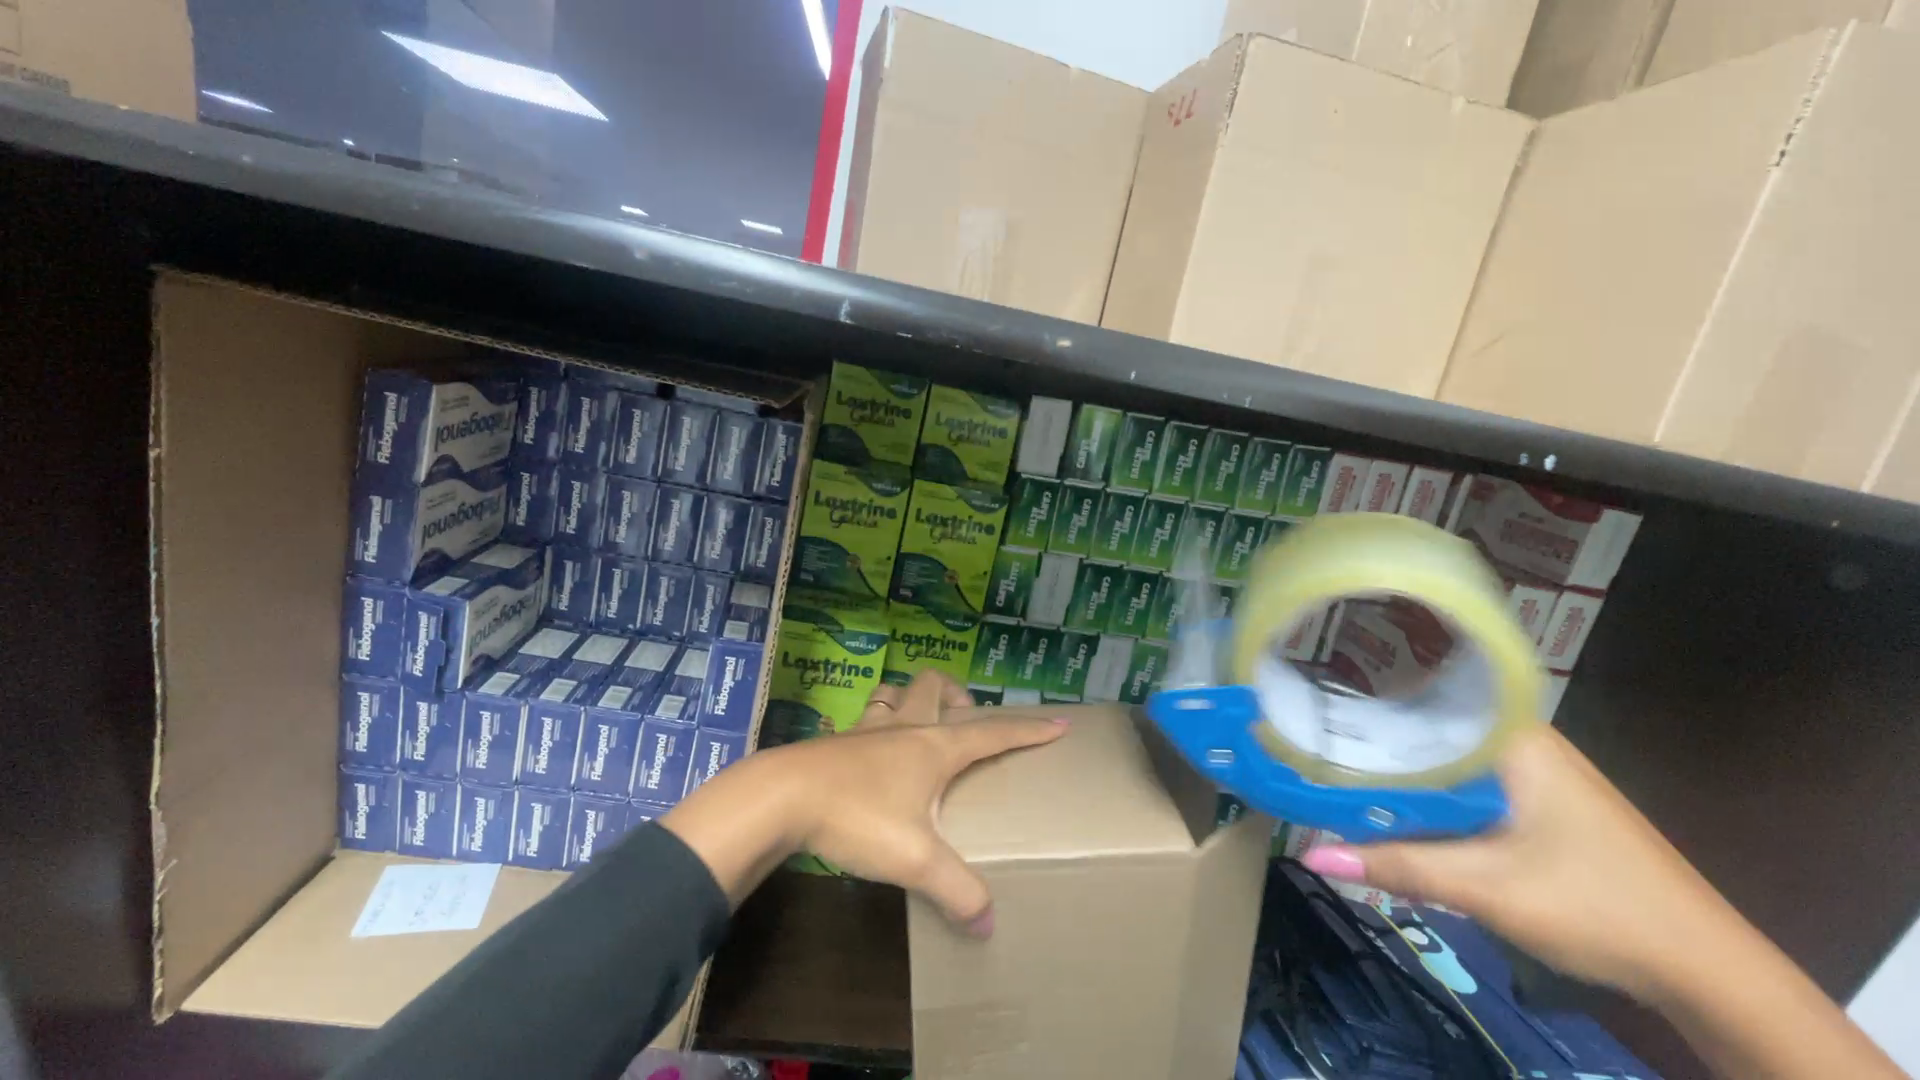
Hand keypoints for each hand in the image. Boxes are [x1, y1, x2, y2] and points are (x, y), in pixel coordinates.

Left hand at [663, 672, 1066, 937]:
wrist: (779, 799)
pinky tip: (871, 758)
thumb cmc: (857, 816)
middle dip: (958, 694)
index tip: (1058, 724)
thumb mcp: (915, 859)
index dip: (1028, 731)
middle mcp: (903, 730)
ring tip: (920, 724)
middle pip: (934, 689)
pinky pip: (865, 724)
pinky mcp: (834, 747)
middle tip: (968, 716)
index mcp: (935, 748)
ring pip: (893, 696)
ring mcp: (865, 733)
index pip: (994, 733)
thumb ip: (956, 890)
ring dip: (911, 700)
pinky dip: (878, 729)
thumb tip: (989, 925)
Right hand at [1299, 724, 1732, 1001]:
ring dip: (1403, 781)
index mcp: (1516, 739)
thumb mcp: (1487, 887)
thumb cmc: (1597, 906)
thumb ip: (1398, 866)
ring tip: (1334, 779)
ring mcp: (1537, 777)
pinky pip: (1468, 791)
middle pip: (1432, 734)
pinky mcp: (1542, 809)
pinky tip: (1396, 817)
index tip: (1312, 711)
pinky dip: (1431, 803)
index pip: (1426, 698)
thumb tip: (1311, 857)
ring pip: (1448, 766)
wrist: (1706, 969)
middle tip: (1309, 752)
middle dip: (1375, 748)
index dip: (1367, 703)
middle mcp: (1525, 744)